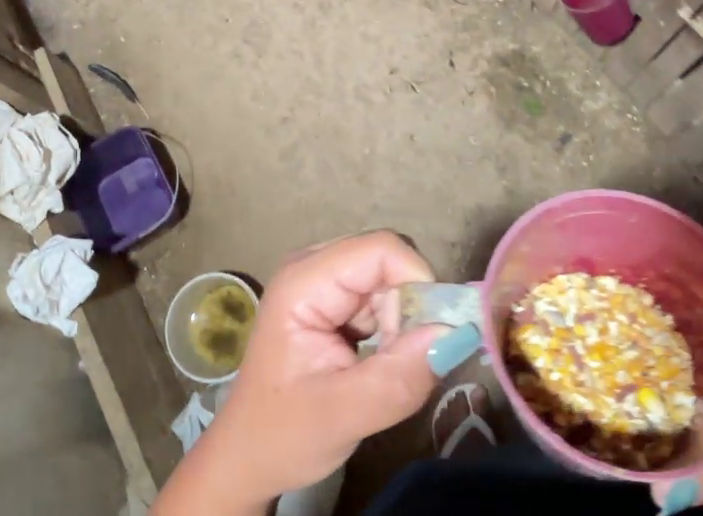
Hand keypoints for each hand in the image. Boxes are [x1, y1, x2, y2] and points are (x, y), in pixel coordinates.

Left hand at [160, 232, 446, 511]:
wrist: (249, 454)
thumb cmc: (283, 434)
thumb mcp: (343, 416)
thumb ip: (397, 378)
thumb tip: (453, 335)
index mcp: (303, 281)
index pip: (382, 250)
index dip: (415, 287)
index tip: (417, 342)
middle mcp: (313, 266)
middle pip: (388, 260)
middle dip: (408, 309)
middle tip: (395, 361)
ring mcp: (322, 279)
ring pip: (390, 277)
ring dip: (401, 322)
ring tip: (376, 367)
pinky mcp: (333, 297)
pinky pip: (383, 294)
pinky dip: (393, 327)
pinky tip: (371, 360)